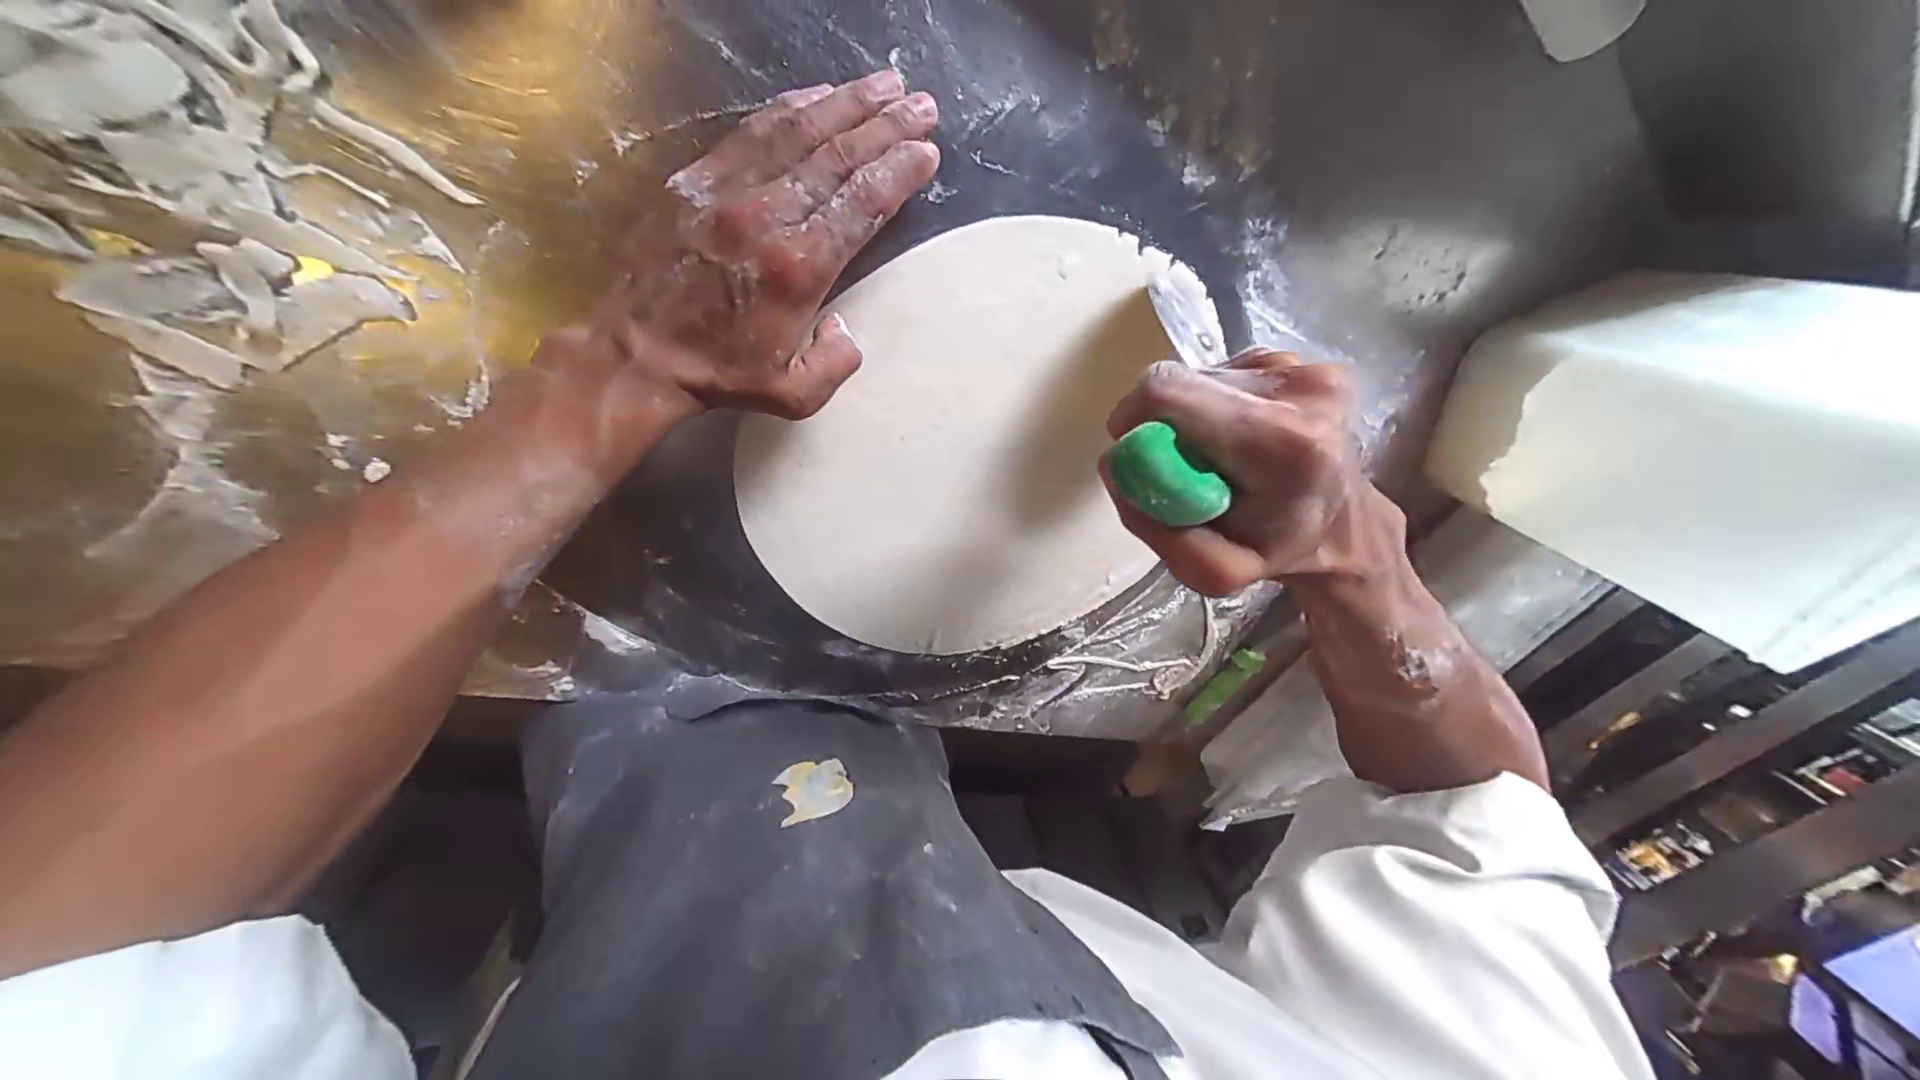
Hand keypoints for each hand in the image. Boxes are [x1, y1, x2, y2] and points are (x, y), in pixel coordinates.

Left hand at [574, 70, 939, 419]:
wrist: (637, 353)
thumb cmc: (721, 374)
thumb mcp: (794, 394)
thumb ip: (837, 363)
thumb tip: (847, 326)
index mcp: (798, 268)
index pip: (862, 204)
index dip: (899, 171)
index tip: (927, 151)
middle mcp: (768, 217)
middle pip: (839, 157)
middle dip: (887, 127)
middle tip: (922, 105)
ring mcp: (728, 191)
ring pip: (799, 132)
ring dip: (848, 104)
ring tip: (886, 85)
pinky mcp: (695, 179)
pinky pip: (753, 131)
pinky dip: (791, 108)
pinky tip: (820, 96)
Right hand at [1102, 349, 1400, 595]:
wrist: (1343, 525)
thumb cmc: (1278, 551)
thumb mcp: (1212, 570)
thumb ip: (1153, 524)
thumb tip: (1114, 464)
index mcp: (1282, 442)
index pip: (1169, 394)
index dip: (1133, 418)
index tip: (1134, 453)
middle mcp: (1302, 390)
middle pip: (1180, 381)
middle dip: (1161, 422)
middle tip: (1178, 464)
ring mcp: (1307, 368)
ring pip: (1201, 376)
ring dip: (1191, 416)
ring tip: (1218, 455)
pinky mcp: (1303, 359)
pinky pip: (1226, 372)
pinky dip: (1216, 405)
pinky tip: (1238, 436)